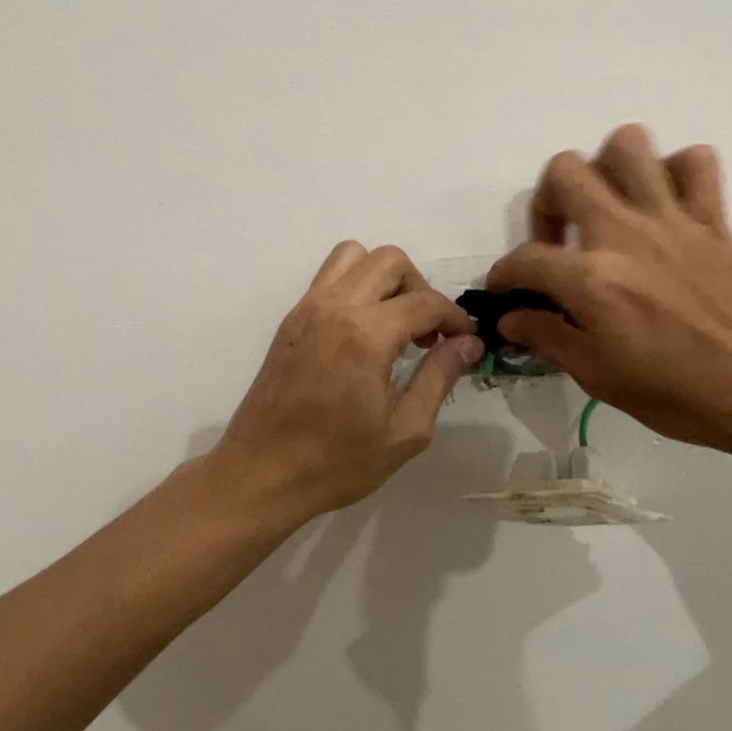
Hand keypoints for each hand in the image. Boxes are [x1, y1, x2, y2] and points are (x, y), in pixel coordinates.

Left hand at [212, 242, 483, 517]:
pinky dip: (356, 289)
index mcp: (367, 335)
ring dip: (385, 280)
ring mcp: (307, 309)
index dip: (455, 319)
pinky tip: (365, 335)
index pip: (425, 302)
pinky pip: (330, 279)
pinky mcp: (291, 321)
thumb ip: (440, 377)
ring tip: (395, 325)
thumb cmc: (338, 462)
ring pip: (355, 257)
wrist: (263, 473)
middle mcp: (335, 307)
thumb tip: (469, 343)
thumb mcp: (406, 429)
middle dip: (421, 290)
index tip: (465, 342)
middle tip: (428, 334)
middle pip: (390, 261)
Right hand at [487, 125, 731, 461]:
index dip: (503, 276)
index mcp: (592, 280)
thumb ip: (549, 338)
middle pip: (565, 172)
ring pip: (628, 144)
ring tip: (608, 210)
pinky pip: (696, 161)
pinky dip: (676, 171)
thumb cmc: (678, 395)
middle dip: (547, 202)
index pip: (525, 259)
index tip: (504, 293)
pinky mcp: (713, 218)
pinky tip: (665, 207)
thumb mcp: (599, 377)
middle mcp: (625, 234)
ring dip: (608, 170)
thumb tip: (511, 318)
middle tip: (558, 242)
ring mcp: (673, 219)